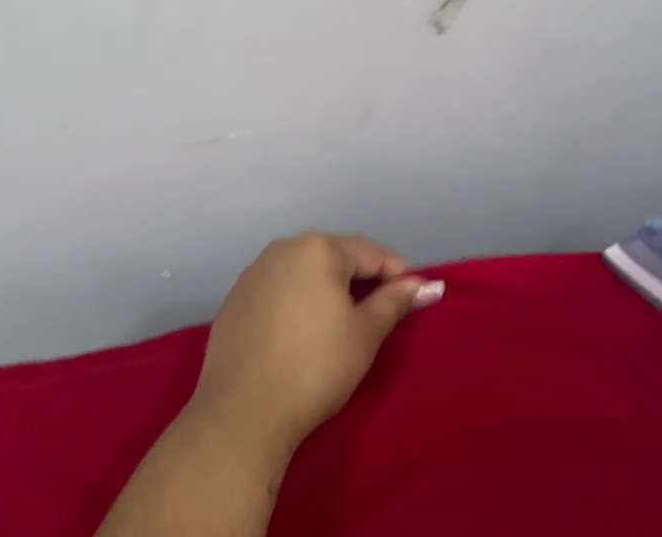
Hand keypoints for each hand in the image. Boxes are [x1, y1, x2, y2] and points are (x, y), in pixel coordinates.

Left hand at [188, 233, 439, 453]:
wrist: (243, 412)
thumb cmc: (315, 368)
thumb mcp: (365, 334)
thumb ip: (395, 301)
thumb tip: (426, 285)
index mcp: (318, 249)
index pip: (371, 253)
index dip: (397, 275)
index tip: (413, 300)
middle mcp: (282, 248)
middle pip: (335, 258)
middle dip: (360, 281)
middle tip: (377, 317)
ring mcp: (253, 272)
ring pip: (304, 272)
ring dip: (326, 291)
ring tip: (340, 327)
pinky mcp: (235, 298)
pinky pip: (278, 290)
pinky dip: (297, 303)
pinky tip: (301, 335)